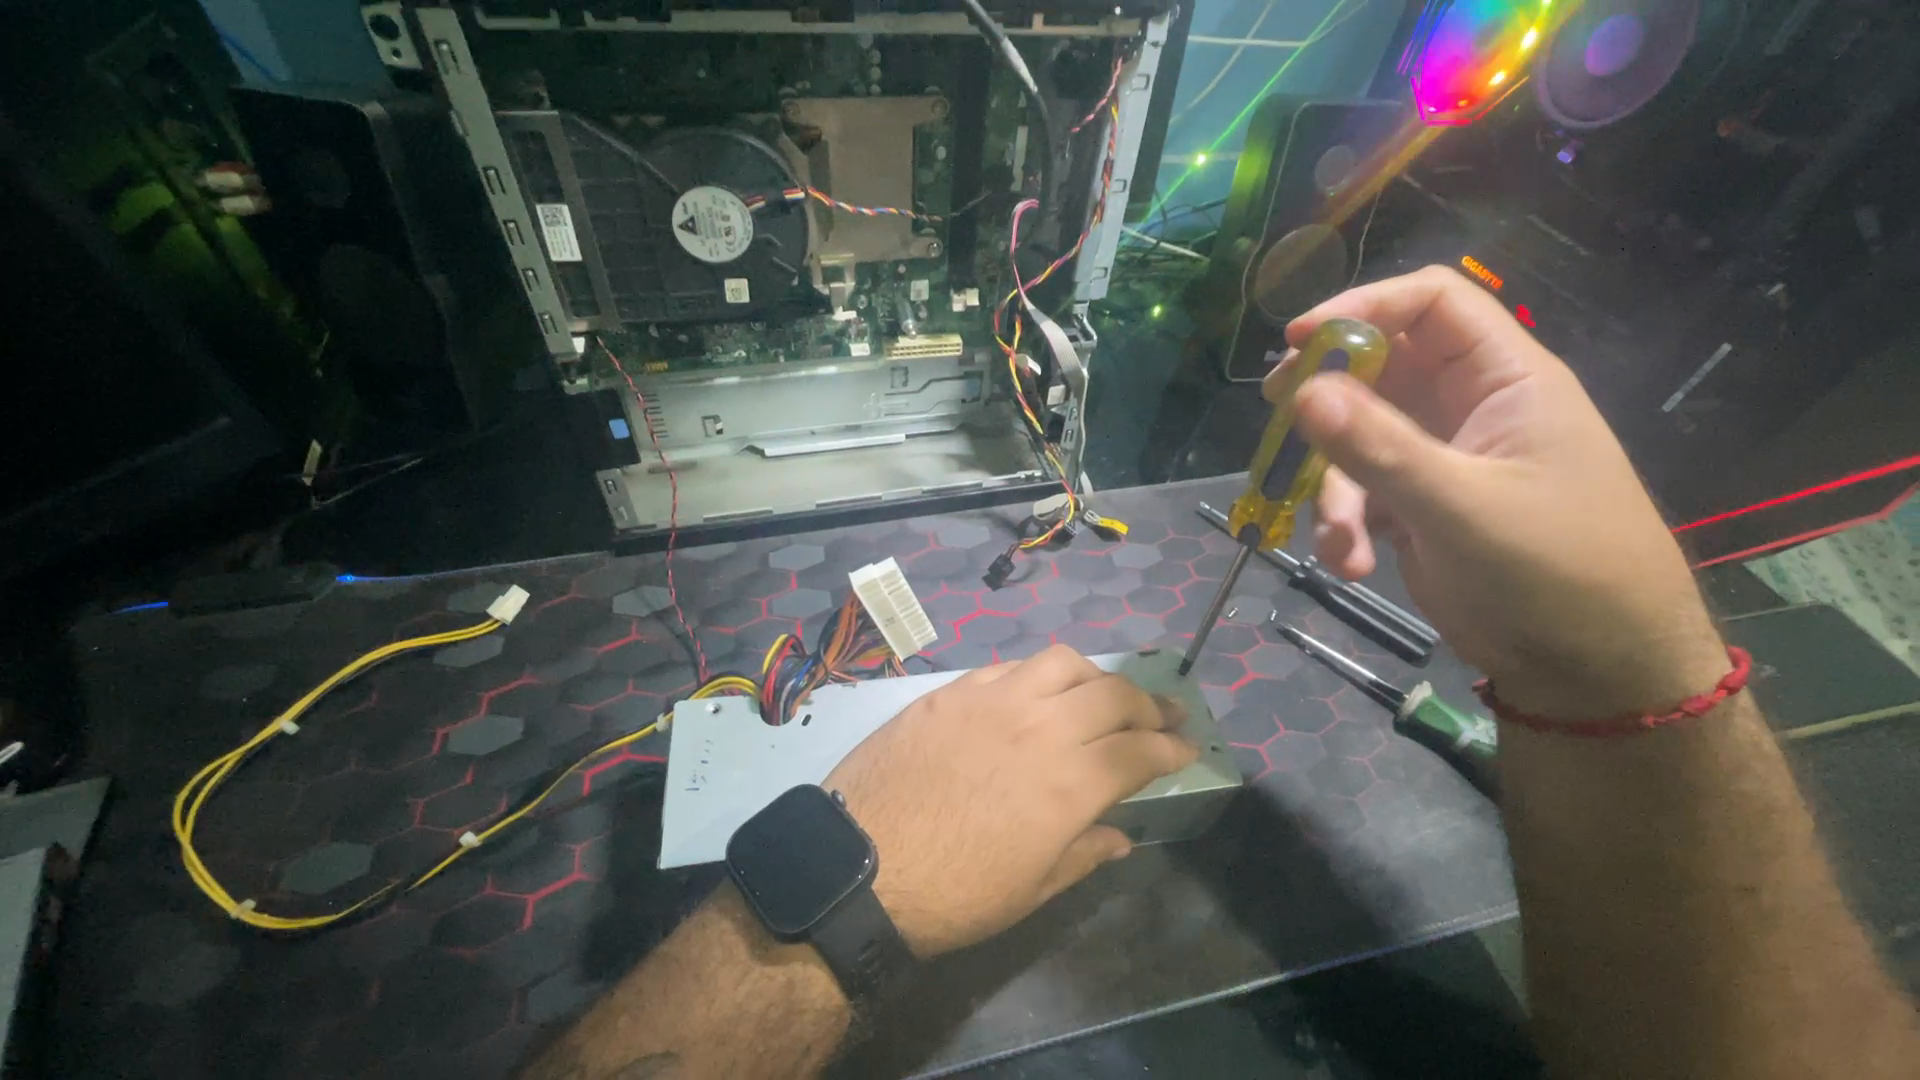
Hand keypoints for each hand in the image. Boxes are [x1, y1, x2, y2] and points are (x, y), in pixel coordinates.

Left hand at [823, 645, 1195, 956]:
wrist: (859, 867)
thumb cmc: (953, 894)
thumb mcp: (1031, 890)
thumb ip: (1084, 852)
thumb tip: (1121, 834)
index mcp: (1070, 782)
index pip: (1141, 751)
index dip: (1172, 748)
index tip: (1188, 749)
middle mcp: (1040, 726)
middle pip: (1113, 693)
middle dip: (1150, 702)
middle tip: (1164, 713)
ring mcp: (993, 700)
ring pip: (1062, 663)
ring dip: (1095, 676)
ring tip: (1102, 692)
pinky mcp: (952, 692)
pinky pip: (1009, 667)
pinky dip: (1038, 676)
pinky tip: (1036, 693)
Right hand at [1270, 265, 1727, 720]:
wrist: (1591, 670)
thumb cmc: (1554, 573)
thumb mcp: (1460, 505)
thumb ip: (1377, 447)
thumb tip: (1301, 390)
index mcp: (1503, 380)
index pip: (1431, 303)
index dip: (1363, 307)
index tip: (1298, 340)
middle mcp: (1468, 408)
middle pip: (1379, 371)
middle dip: (1326, 400)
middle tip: (1278, 416)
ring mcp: (1439, 459)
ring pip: (1356, 440)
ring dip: (1333, 489)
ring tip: (1338, 542)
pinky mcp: (1418, 507)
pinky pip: (1359, 493)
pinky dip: (1344, 525)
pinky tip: (1351, 563)